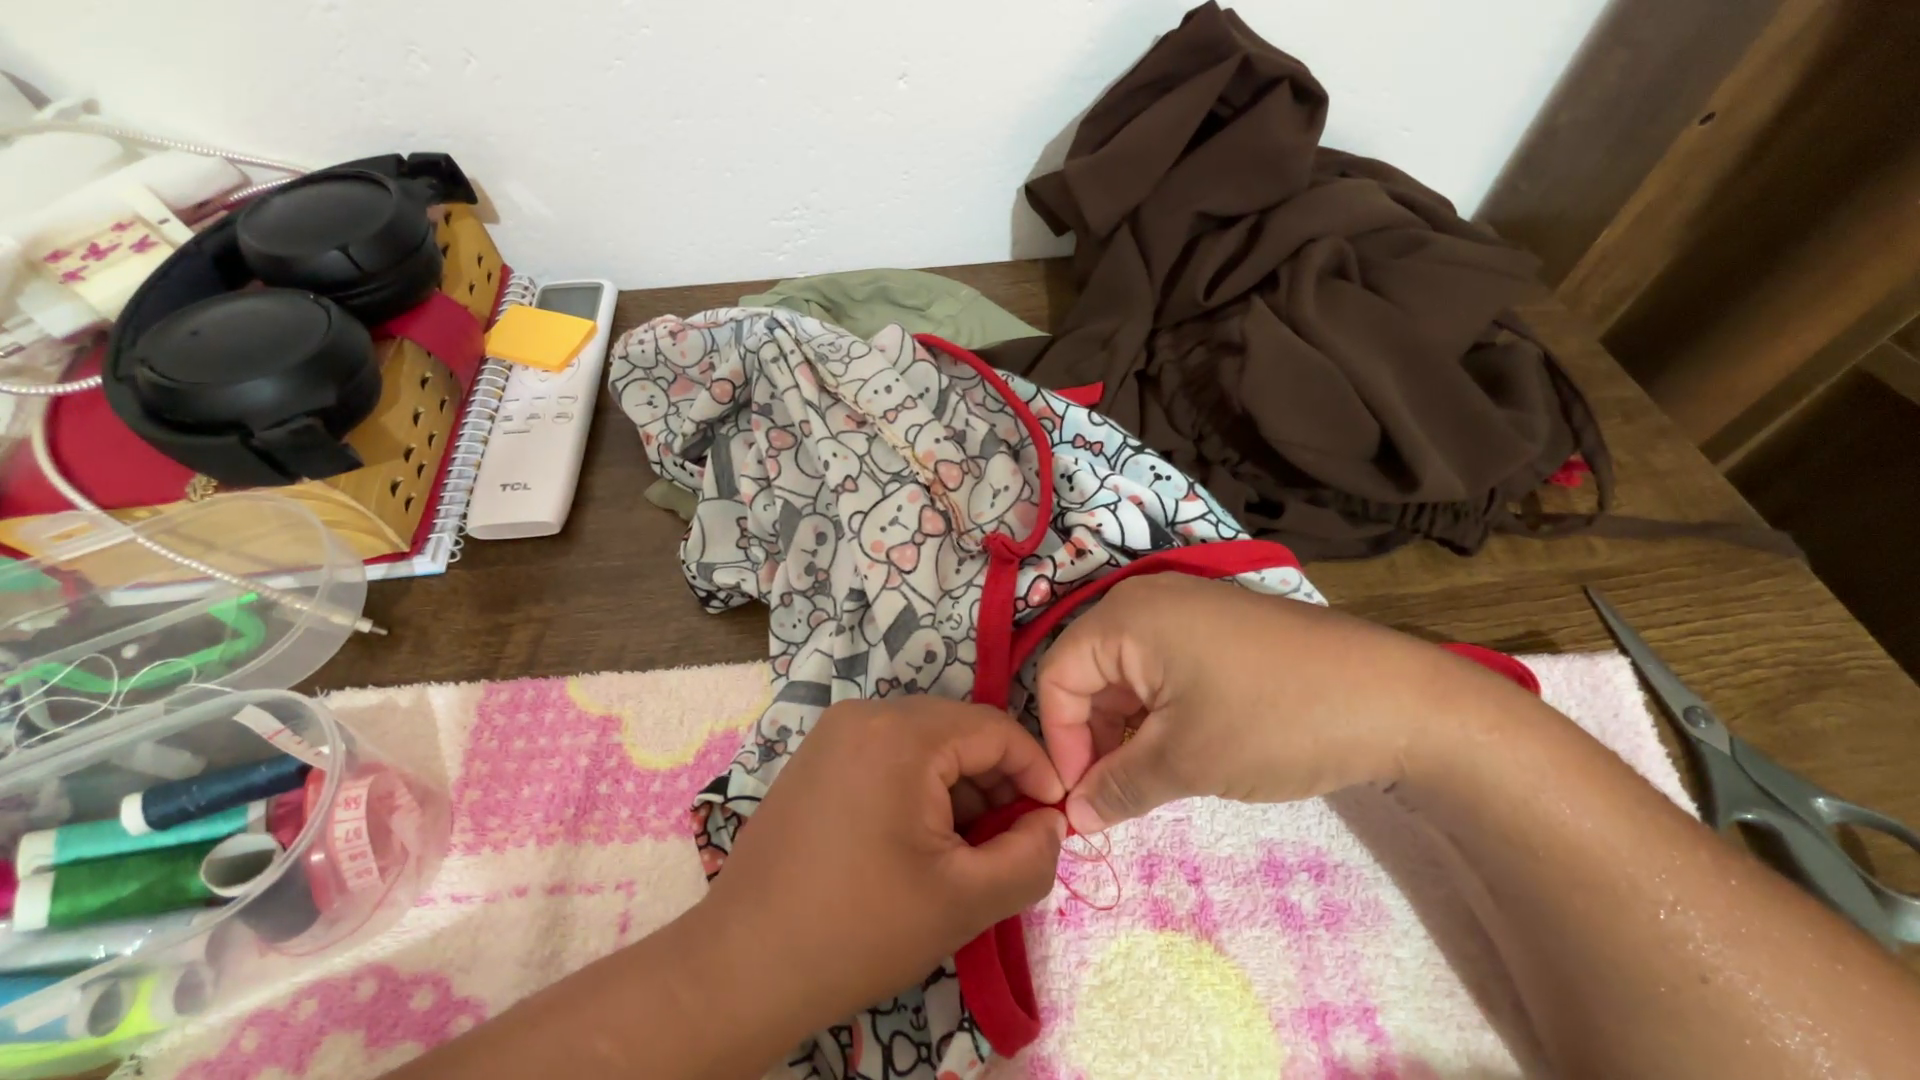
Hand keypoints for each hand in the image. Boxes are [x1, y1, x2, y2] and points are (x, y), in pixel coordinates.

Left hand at [701, 697, 1066, 1029]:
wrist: (743, 967)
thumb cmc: (860, 929)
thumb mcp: (966, 900)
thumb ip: (1031, 857)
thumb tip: (1051, 823)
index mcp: (901, 733)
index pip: (996, 730)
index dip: (1037, 772)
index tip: (1054, 821)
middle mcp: (863, 714)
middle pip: (958, 733)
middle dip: (997, 784)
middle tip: (1012, 843)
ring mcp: (831, 735)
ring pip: (923, 746)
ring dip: (959, 790)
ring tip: (967, 853)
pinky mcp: (814, 761)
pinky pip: (887, 758)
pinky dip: (918, 791)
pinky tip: (920, 845)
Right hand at [1037, 574, 1529, 832]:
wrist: (1398, 699)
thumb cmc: (1274, 721)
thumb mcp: (1185, 761)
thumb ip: (1117, 787)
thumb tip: (1074, 817)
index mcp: (1126, 617)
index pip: (1055, 678)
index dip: (1061, 742)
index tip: (1084, 799)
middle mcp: (1149, 600)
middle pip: (1089, 672)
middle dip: (1094, 737)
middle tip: (1116, 795)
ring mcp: (1190, 609)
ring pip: (1128, 674)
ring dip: (1128, 730)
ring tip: (1154, 778)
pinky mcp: (1222, 627)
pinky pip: (1165, 667)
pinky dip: (1161, 711)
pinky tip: (1186, 748)